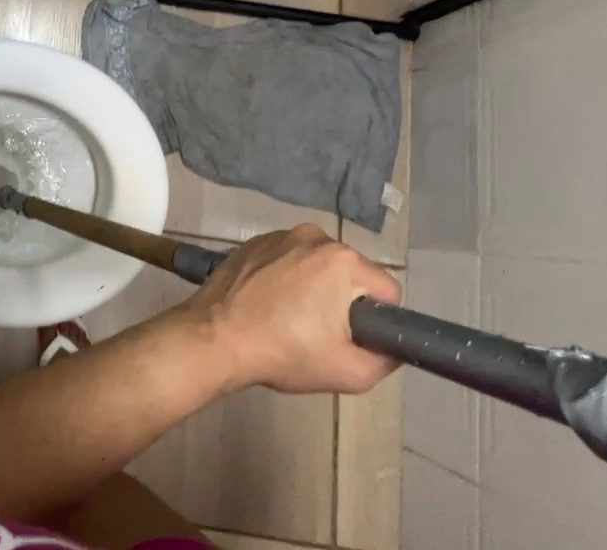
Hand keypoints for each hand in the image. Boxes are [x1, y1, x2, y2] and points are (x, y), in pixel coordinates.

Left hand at [184, 224, 401, 394]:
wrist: (215, 337)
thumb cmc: (284, 351)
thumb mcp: (350, 372)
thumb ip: (387, 359)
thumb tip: (391, 345)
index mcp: (342, 260)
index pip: (387, 291)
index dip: (377, 320)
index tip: (350, 337)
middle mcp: (314, 236)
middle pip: (351, 274)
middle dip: (343, 302)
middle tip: (318, 332)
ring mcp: (280, 235)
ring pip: (318, 265)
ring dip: (314, 287)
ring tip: (289, 318)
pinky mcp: (254, 241)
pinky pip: (287, 258)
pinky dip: (285, 277)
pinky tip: (268, 302)